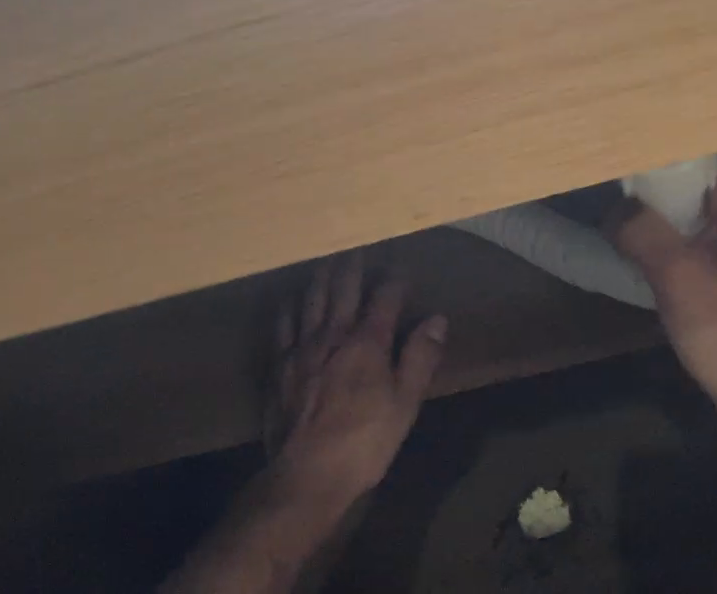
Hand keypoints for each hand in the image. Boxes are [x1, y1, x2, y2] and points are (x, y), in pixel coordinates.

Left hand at [265, 256, 448, 510]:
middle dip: (354, 265)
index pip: (385, 298)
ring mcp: (303, 346)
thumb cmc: (365, 441)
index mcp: (368, 342)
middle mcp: (334, 333)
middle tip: (358, 244)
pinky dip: (290, 305)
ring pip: (312, 299)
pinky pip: (284, 324)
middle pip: (344, 288)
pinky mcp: (279, 363)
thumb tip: (437, 318)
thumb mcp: (405, 404)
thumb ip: (420, 357)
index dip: (395, 279)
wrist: (307, 472)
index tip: (402, 266)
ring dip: (322, 276)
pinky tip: (292, 298)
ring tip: (327, 259)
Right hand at [611, 154, 716, 423]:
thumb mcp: (678, 278)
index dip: (667, 150)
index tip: (626, 151)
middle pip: (705, 182)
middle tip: (615, 183)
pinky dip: (680, 238)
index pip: (710, 156)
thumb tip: (619, 209)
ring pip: (705, 212)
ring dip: (667, 214)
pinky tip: (651, 253)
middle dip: (660, 182)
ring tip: (625, 213)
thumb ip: (643, 231)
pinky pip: (710, 239)